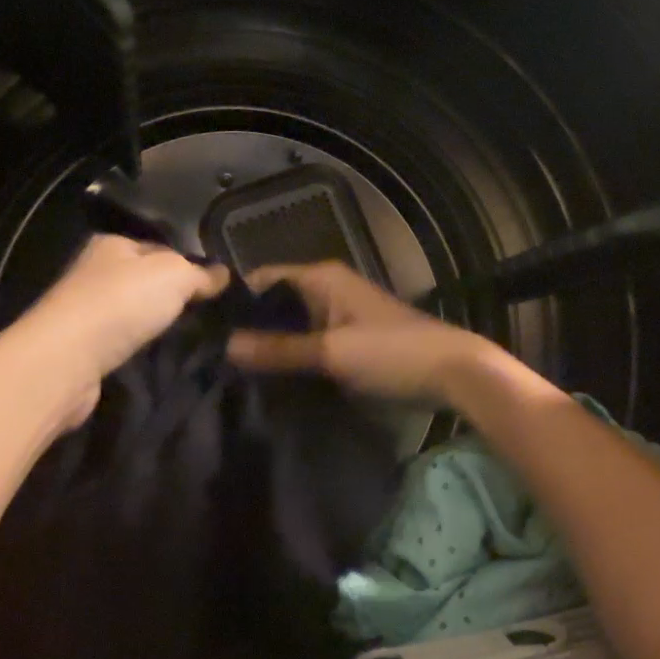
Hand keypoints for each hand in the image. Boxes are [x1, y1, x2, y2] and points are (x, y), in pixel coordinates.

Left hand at [0, 235, 227, 429]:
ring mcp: (86, 310)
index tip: (216, 284)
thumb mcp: (175, 274)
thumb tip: (223, 274)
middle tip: (209, 311)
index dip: (188, 262)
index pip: (158, 246)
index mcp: (111, 243)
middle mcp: (94, 271)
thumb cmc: (122, 302)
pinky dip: (139, 345)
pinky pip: (122, 339)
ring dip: (156, 322)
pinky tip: (158, 353)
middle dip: (173, 295)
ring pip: (134, 311)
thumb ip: (201, 274)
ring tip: (192, 334)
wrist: (66, 360)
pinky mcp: (83, 346)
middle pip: (145, 279)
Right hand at [226, 262, 506, 403]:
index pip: (264, 279)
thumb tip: (225, 345)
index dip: (236, 301)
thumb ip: (279, 349)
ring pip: (294, 325)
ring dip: (273, 346)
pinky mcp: (352, 339)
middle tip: (214, 360)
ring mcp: (342, 314)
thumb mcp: (331, 352)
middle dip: (251, 328)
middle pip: (277, 303)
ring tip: (235, 374)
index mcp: (321, 277)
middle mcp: (329, 288)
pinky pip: (312, 342)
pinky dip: (296, 356)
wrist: (455, 372)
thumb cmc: (392, 352)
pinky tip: (275, 381)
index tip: (204, 331)